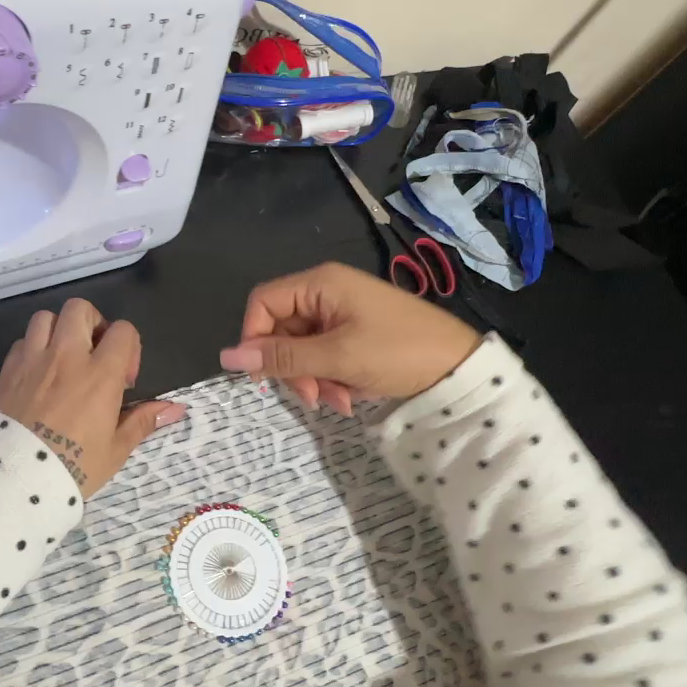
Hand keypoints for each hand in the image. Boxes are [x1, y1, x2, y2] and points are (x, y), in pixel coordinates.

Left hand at [0, 298, 186, 497]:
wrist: (15, 479)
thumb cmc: (73, 467)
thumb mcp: (115, 450)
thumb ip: (143, 421)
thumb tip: (176, 408)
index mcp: (100, 374)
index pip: (123, 331)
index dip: (129, 348)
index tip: (123, 381)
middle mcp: (67, 356)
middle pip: (80, 309)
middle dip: (93, 325)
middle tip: (94, 356)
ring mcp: (33, 360)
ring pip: (46, 318)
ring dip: (59, 331)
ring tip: (63, 360)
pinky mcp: (7, 370)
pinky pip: (22, 341)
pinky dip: (33, 349)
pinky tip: (38, 376)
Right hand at [221, 262, 482, 413]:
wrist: (461, 368)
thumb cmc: (398, 352)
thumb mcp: (337, 356)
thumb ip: (282, 357)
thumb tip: (226, 357)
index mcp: (320, 284)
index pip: (262, 303)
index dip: (255, 338)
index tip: (264, 374)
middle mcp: (327, 293)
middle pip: (282, 329)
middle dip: (293, 367)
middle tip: (313, 397)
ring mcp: (343, 313)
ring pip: (303, 348)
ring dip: (313, 378)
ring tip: (339, 402)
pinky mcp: (356, 333)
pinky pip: (326, 355)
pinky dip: (331, 378)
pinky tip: (350, 398)